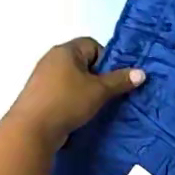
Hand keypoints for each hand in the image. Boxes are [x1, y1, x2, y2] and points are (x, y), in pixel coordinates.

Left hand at [3, 38, 144, 145]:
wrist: (32, 129)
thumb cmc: (67, 102)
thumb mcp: (99, 91)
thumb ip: (120, 81)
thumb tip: (141, 73)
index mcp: (66, 50)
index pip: (93, 45)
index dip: (106, 61)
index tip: (112, 80)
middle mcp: (52, 59)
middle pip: (83, 63)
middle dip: (97, 78)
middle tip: (107, 95)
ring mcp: (43, 78)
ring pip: (73, 80)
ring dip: (85, 91)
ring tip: (95, 107)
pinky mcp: (40, 96)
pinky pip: (63, 93)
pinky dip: (73, 101)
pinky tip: (79, 115)